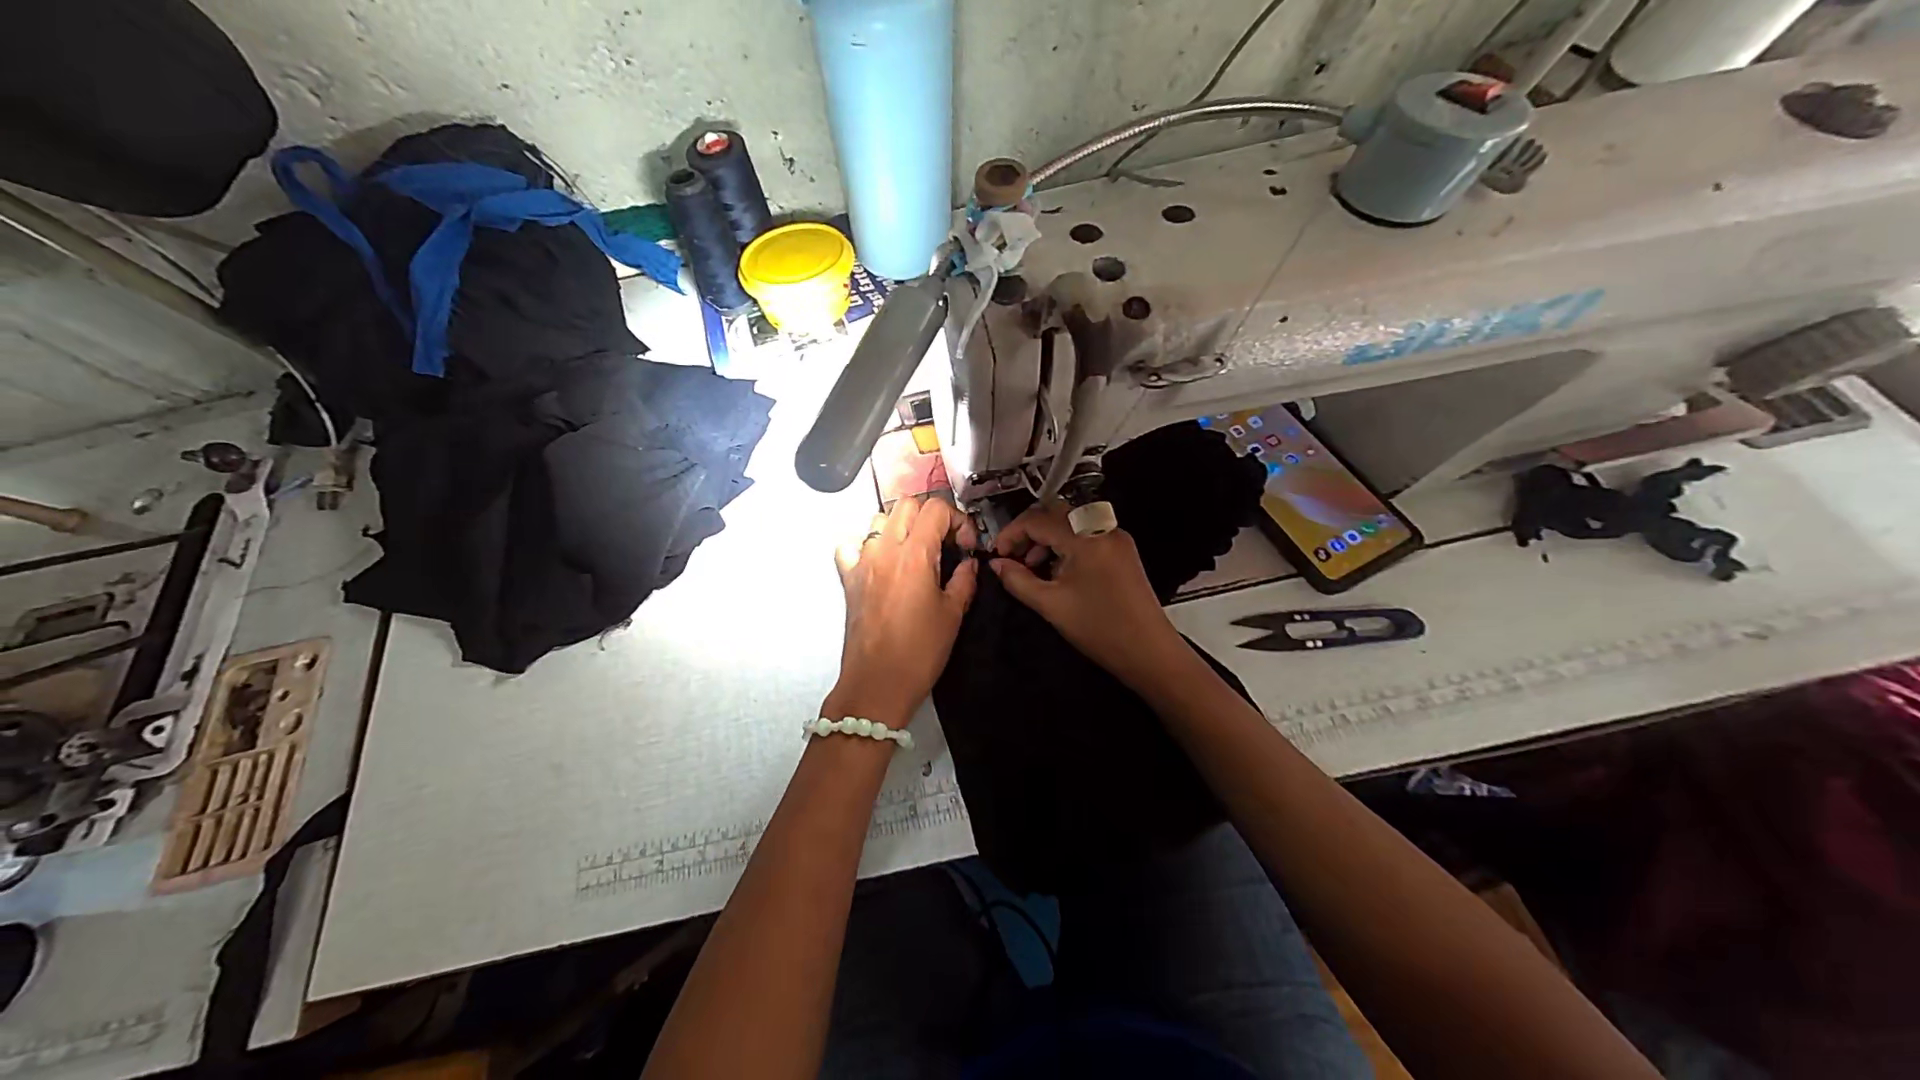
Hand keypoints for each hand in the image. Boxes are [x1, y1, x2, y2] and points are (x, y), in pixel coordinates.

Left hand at [829, 497, 977, 727]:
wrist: (877, 683)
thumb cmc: (919, 652)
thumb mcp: (953, 615)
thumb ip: (964, 581)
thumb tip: (969, 565)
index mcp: (914, 555)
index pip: (935, 509)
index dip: (957, 520)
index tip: (965, 545)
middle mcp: (884, 550)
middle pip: (906, 504)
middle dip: (931, 515)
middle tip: (945, 542)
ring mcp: (862, 562)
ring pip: (879, 520)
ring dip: (901, 526)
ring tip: (916, 551)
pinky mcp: (849, 579)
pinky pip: (851, 546)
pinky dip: (866, 544)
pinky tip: (882, 561)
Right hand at [990, 503, 1187, 683]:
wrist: (1149, 652)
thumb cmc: (1101, 630)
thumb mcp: (1051, 605)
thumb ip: (1018, 580)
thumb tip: (997, 564)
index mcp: (1085, 538)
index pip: (1037, 519)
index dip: (1011, 533)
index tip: (997, 553)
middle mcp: (1103, 529)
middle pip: (1055, 513)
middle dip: (1028, 532)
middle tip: (1011, 557)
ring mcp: (1116, 539)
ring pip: (1071, 523)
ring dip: (1047, 538)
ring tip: (1032, 567)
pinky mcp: (1122, 551)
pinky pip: (1086, 535)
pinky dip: (1065, 545)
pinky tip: (1056, 571)